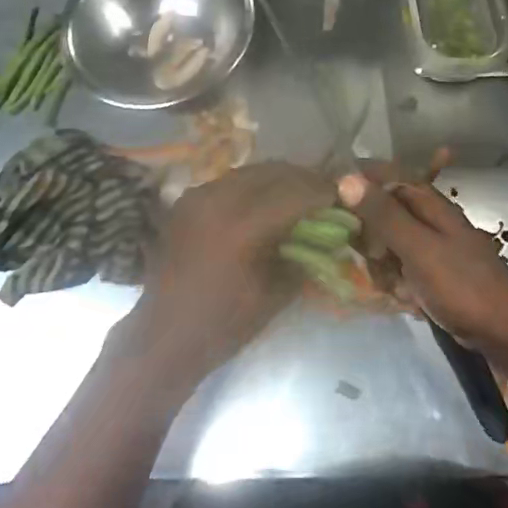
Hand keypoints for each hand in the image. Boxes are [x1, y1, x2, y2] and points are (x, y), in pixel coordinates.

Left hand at [126, 162, 335, 378]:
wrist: (163, 335)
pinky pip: (229, 181)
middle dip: (304, 179)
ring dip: (279, 179)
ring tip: (298, 194)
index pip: (295, 193)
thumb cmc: (223, 324)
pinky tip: (265, 202)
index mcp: (243, 225)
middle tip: (324, 192)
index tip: (343, 197)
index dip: (324, 192)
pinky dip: (253, 186)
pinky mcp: (187, 200)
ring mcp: (199, 195)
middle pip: (274, 172)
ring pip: (251, 172)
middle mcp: (219, 199)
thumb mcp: (276, 293)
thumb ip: (305, 256)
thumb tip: (328, 234)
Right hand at [338, 168, 507, 351]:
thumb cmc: (462, 284)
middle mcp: (428, 218)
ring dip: (382, 266)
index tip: (331, 201)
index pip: (384, 176)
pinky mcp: (431, 273)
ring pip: (387, 244)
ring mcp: (430, 246)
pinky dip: (396, 283)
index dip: (358, 183)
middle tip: (370, 258)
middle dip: (369, 236)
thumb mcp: (418, 247)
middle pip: (381, 213)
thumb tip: (345, 178)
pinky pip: (399, 269)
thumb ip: (383, 214)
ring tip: (393, 286)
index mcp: (428, 202)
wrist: (505, 332)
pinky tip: (405, 299)